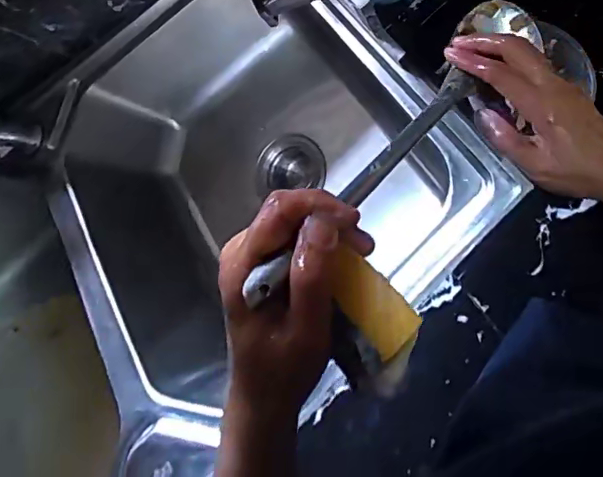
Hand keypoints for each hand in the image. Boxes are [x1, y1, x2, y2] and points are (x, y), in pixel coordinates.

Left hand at [217, 189, 374, 427]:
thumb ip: (311, 275)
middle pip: (287, 209)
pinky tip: (342, 256)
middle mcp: (241, 249)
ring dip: (330, 227)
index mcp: (242, 264)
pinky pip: (295, 233)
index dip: (319, 206)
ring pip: (294, 217)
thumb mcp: (306, 328)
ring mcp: (250, 252)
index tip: (353, 222)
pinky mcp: (263, 258)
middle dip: (329, 216)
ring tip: (358, 251)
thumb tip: (323, 223)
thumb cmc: (284, 369)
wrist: (264, 397)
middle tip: (361, 243)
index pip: (279, 209)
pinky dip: (323, 239)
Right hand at [445, 34, 602, 217]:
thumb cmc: (578, 171)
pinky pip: (533, 59)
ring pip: (526, 49)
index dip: (473, 61)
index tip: (451, 54)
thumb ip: (506, 139)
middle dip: (483, 40)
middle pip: (515, 48)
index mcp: (542, 104)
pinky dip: (510, 53)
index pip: (501, 74)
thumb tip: (482, 114)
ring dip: (497, 43)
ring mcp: (560, 82)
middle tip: (457, 42)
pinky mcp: (565, 86)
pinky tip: (499, 62)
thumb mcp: (537, 167)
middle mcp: (551, 84)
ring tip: (472, 46)